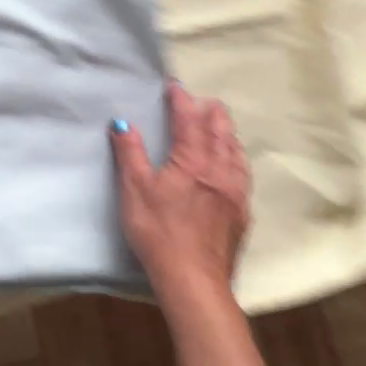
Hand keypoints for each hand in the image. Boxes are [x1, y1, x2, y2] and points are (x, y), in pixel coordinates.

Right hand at [110, 80, 251, 297]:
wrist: (193, 280)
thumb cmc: (158, 230)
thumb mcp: (134, 189)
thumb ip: (130, 153)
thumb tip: (122, 123)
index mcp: (193, 164)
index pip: (189, 124)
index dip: (182, 102)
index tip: (174, 86)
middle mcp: (220, 174)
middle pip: (221, 136)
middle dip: (213, 114)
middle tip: (204, 100)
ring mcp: (235, 196)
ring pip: (236, 156)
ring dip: (228, 135)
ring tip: (221, 125)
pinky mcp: (241, 216)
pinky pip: (243, 176)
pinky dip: (236, 159)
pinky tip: (234, 164)